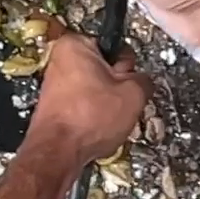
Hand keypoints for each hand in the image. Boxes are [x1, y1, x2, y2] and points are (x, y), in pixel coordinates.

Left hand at [24, 33, 150, 173]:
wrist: (58, 153)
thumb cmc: (89, 119)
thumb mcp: (134, 94)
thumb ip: (144, 80)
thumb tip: (143, 81)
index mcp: (75, 45)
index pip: (114, 46)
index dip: (126, 66)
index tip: (127, 80)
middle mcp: (59, 61)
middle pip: (104, 70)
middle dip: (115, 87)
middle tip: (119, 102)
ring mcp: (54, 87)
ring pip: (95, 92)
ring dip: (106, 106)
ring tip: (107, 119)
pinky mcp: (54, 109)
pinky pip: (84, 108)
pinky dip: (92, 118)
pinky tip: (96, 130)